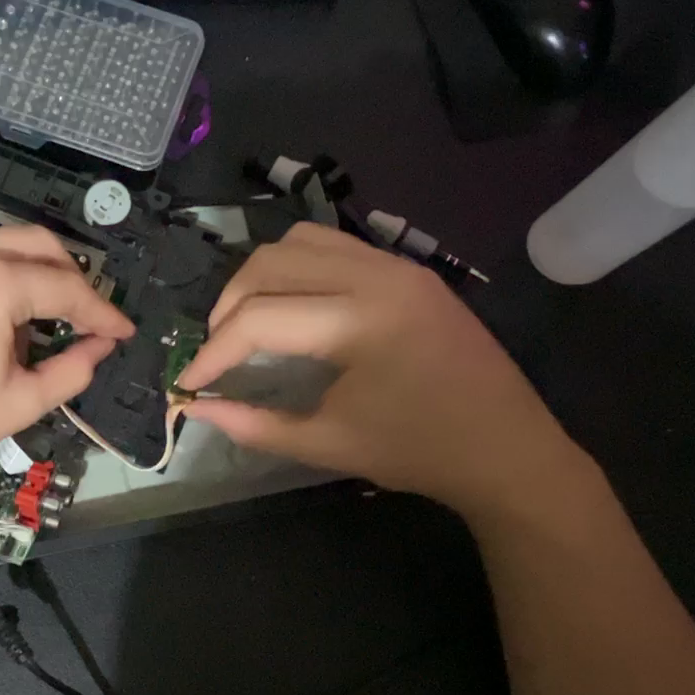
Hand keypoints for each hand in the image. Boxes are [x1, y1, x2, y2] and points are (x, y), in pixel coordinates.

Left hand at [0, 226, 134, 499]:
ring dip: (25, 274)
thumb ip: (72, 370)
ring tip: (30, 325)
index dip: (102, 311)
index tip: (122, 331)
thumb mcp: (18, 404)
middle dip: (69, 276)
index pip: (66, 288)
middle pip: (35, 244)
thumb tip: (100, 347)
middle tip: (83, 316)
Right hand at [176, 223, 585, 518]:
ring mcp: (396, 265)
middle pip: (270, 263)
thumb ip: (253, 424)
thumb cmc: (418, 453)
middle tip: (216, 353)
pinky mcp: (406, 270)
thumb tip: (195, 407)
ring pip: (298, 241)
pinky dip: (295, 268)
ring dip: (258, 278)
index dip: (212, 351)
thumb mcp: (327, 444)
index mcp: (361, 321)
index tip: (187, 383)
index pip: (259, 318)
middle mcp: (377, 276)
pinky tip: (290, 306)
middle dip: (227, 307)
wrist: (507, 450)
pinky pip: (332, 246)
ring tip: (246, 323)